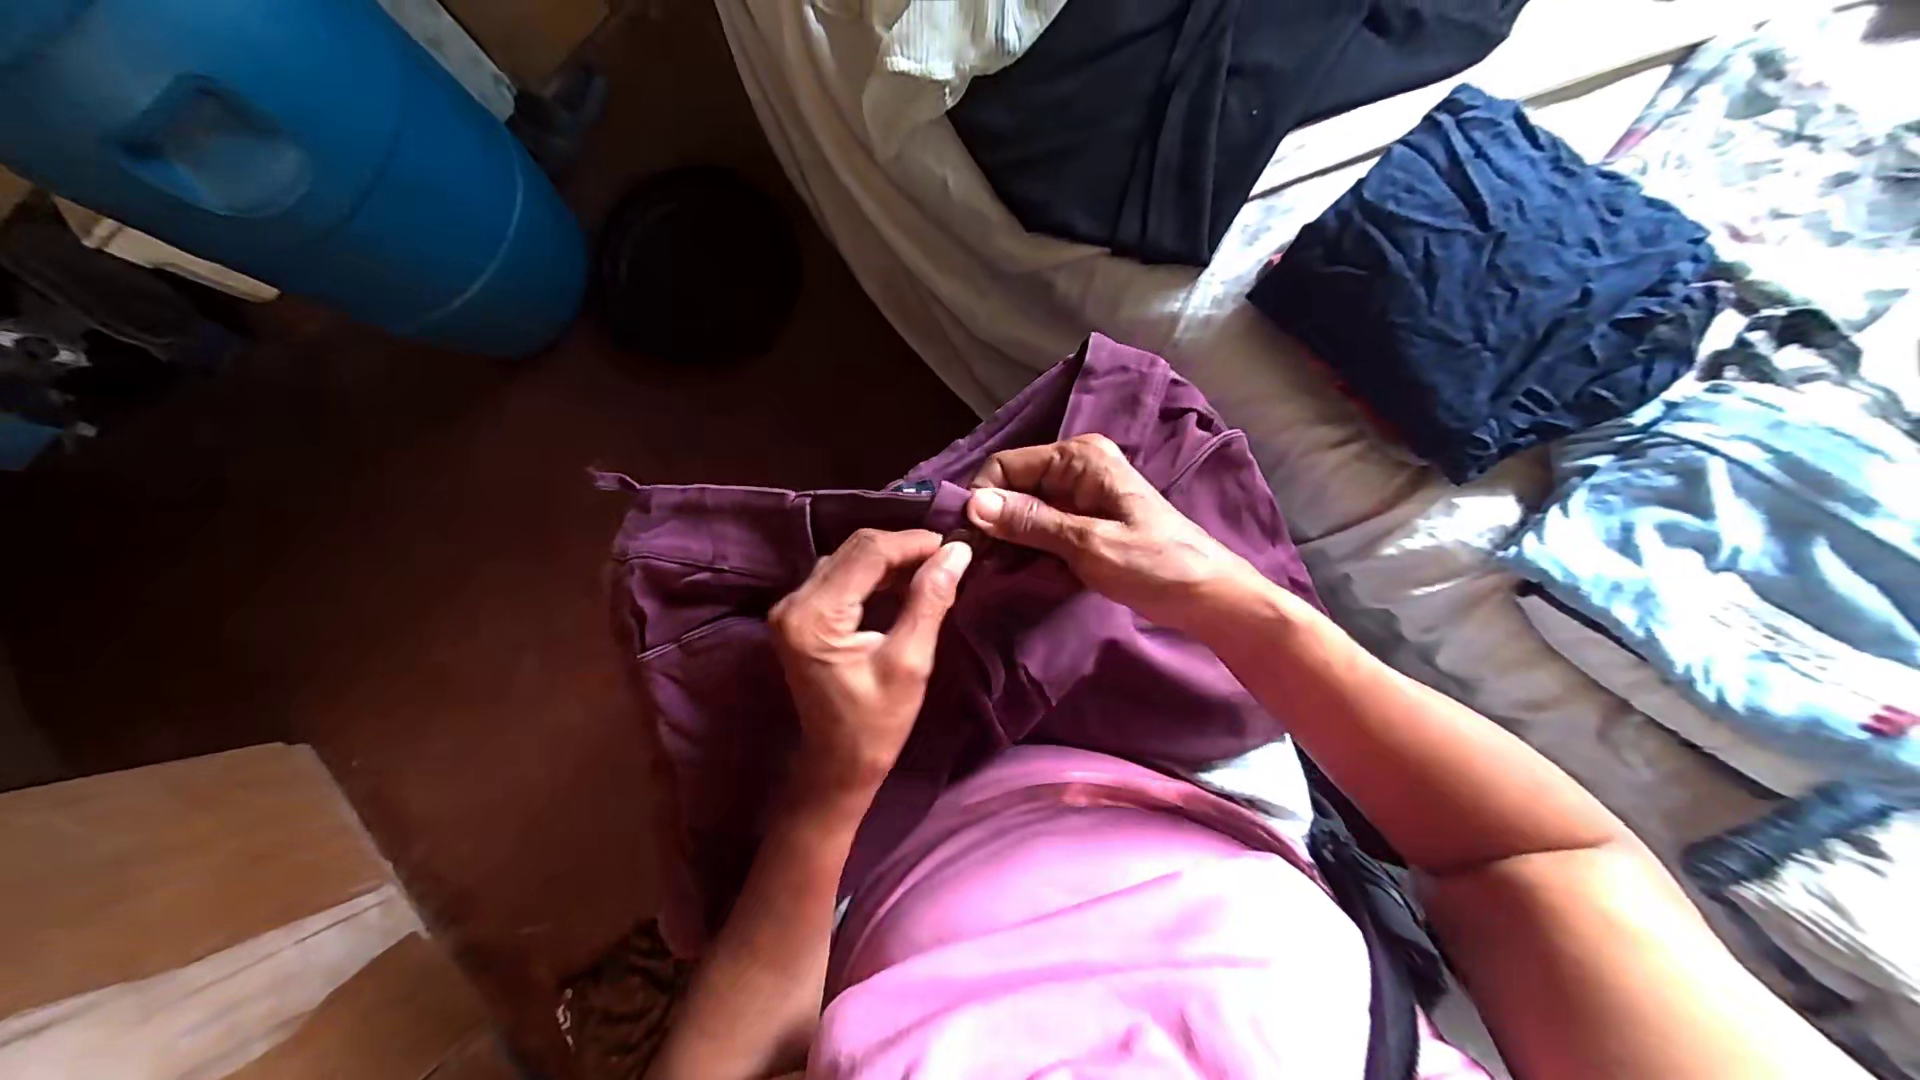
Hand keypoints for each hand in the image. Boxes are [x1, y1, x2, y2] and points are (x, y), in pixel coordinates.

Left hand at [769, 528, 971, 800]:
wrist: (837, 762)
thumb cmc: (876, 723)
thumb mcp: (910, 662)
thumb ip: (929, 601)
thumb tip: (956, 552)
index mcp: (815, 616)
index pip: (868, 553)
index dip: (913, 543)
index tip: (953, 546)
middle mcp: (793, 602)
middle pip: (855, 549)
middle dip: (903, 547)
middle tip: (946, 556)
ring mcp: (792, 606)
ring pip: (848, 557)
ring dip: (890, 557)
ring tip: (930, 567)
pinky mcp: (799, 613)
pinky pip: (840, 574)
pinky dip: (874, 571)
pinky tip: (903, 579)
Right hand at [966, 434, 1261, 633]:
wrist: (1207, 596)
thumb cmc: (1155, 565)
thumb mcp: (1088, 544)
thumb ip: (1030, 522)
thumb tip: (972, 504)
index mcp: (1079, 458)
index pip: (1006, 465)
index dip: (982, 500)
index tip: (967, 542)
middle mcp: (1074, 468)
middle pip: (1012, 488)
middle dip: (993, 525)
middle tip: (978, 566)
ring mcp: (1079, 496)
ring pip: (1022, 512)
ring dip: (1008, 542)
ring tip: (997, 574)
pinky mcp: (1083, 523)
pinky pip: (1040, 530)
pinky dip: (1028, 551)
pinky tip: (1021, 574)